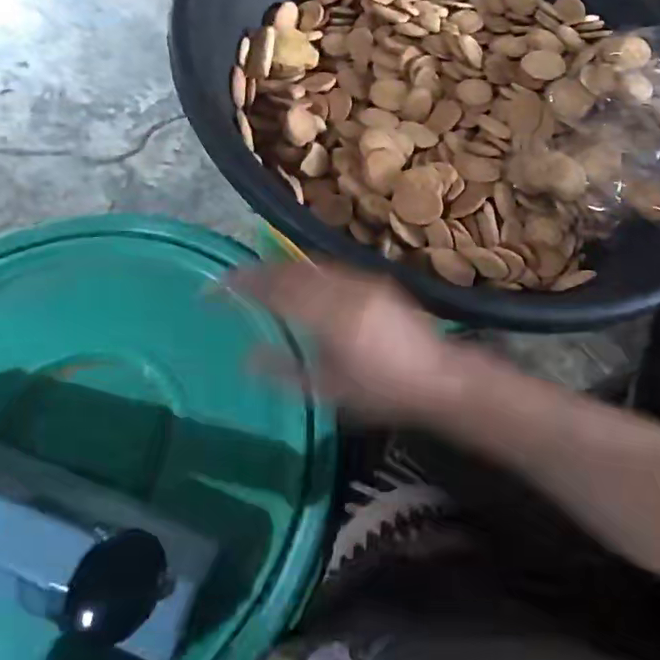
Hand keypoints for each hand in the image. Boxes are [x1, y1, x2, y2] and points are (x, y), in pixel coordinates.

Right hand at [226, 261, 476, 423]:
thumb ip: (285, 372)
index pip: (277, 289)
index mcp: (331, 317)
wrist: (438, 378)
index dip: (245, 283)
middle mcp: (346, 290)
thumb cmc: (382, 392)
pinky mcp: (377, 282)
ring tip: (264, 278)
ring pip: (314, 267)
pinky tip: (304, 283)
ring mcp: (364, 282)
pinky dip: (309, 272)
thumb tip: (248, 357)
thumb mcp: (330, 390)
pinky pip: (333, 270)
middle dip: (261, 271)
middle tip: (237, 279)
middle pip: (293, 271)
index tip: (221, 285)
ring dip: (284, 268)